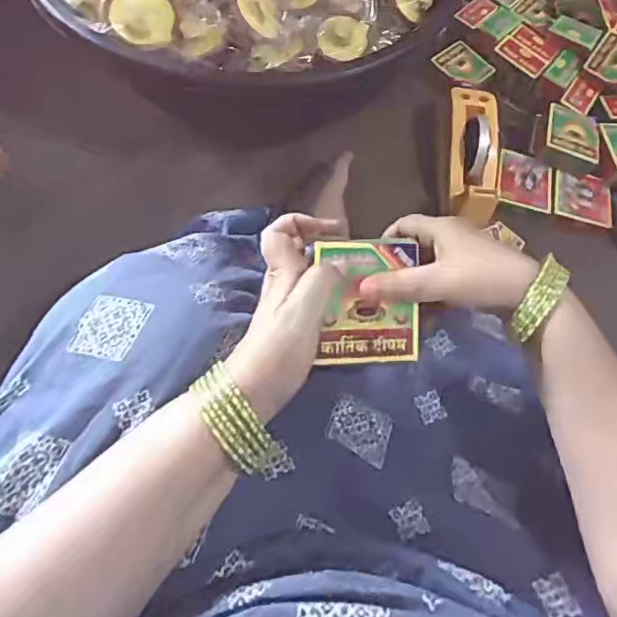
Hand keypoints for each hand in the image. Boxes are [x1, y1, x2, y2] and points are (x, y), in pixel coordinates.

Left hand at [226, 213, 344, 416]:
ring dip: (337, 276)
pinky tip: (353, 315)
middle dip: (331, 249)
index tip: (335, 233)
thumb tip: (341, 260)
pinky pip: (317, 301)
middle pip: (301, 251)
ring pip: (312, 277)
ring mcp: (287, 306)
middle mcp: (283, 284)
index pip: (280, 229)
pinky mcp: (294, 327)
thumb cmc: (278, 348)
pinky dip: (336, 300)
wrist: (252, 394)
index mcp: (283, 272)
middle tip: (359, 261)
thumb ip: (323, 278)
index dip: (305, 222)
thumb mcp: (305, 308)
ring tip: (364, 287)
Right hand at [359, 215, 540, 310]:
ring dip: (416, 286)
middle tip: (380, 290)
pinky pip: (446, 280)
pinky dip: (434, 294)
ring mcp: (467, 254)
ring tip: (399, 308)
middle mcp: (452, 235)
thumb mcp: (437, 283)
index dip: (385, 239)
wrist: (531, 294)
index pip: (404, 223)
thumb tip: (360, 287)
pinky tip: (427, 316)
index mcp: (441, 227)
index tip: (371, 263)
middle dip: (398, 269)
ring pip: (432, 267)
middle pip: (416, 247)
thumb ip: (399, 285)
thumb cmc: (480, 278)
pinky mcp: (477, 272)